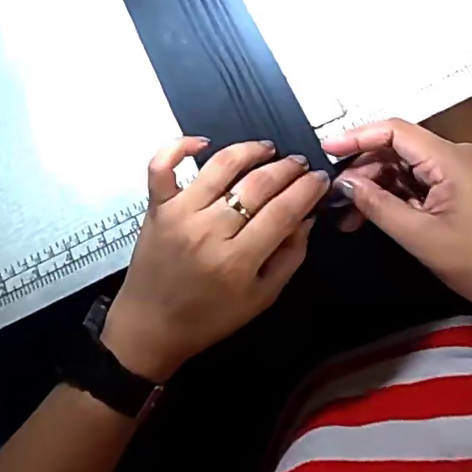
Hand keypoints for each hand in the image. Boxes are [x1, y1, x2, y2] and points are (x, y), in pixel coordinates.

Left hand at [101, 137, 330, 381]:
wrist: (149, 329)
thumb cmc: (208, 317)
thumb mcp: (262, 298)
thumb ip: (291, 256)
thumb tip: (306, 215)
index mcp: (238, 261)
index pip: (284, 210)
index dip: (308, 189)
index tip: (321, 179)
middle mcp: (209, 231)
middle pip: (258, 184)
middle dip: (289, 168)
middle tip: (301, 164)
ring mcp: (180, 214)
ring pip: (221, 165)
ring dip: (251, 150)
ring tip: (268, 149)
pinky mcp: (157, 207)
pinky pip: (162, 166)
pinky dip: (180, 146)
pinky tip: (203, 142)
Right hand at [321, 120, 471, 355]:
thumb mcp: (422, 236)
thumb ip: (379, 205)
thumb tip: (345, 184)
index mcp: (450, 157)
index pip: (394, 130)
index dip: (356, 136)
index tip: (325, 149)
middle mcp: (456, 155)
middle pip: (398, 148)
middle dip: (364, 169)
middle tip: (336, 197)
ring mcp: (461, 171)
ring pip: (407, 167)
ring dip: (378, 187)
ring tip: (351, 217)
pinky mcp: (463, 188)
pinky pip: (422, 182)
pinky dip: (398, 197)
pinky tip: (377, 216)